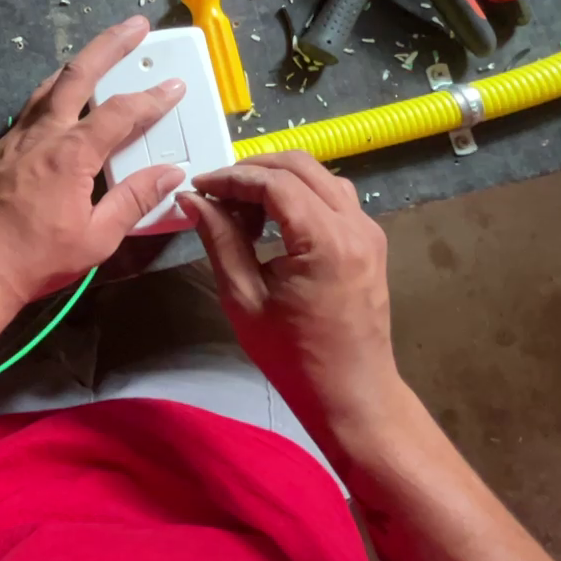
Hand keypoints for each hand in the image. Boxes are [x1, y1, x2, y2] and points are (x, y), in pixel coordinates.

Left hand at [0, 16, 184, 311]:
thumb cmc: (35, 258)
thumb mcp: (96, 239)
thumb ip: (134, 200)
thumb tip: (171, 174)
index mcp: (70, 153)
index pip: (120, 113)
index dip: (152, 98)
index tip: (175, 86)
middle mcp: (42, 133)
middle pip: (78, 74)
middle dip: (110, 44)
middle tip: (136, 25)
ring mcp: (16, 136)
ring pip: (49, 84)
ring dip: (79, 63)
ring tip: (102, 50)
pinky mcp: (1, 146)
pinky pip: (33, 104)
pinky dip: (55, 88)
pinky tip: (62, 95)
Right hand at [178, 152, 400, 433]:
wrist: (351, 394)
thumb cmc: (293, 355)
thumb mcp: (243, 297)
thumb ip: (219, 239)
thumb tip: (192, 200)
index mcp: (326, 241)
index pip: (274, 183)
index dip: (230, 178)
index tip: (198, 187)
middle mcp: (355, 226)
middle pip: (300, 166)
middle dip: (251, 170)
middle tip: (215, 192)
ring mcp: (367, 230)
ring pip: (317, 175)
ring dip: (275, 178)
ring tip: (239, 204)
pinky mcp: (368, 239)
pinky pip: (330, 195)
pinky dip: (296, 192)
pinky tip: (269, 217)